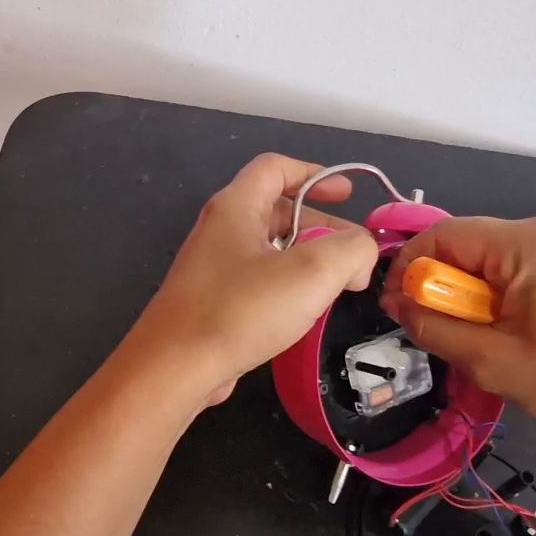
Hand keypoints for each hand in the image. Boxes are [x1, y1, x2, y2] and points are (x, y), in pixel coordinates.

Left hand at [126, 154, 379, 404]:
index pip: (275, 168)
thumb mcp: (312, 272)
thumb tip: (359, 254)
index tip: (347, 195)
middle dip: (321, 227)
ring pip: (269, 250)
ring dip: (307, 261)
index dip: (315, 174)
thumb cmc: (242, 310)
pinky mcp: (210, 302)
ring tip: (336, 287)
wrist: (176, 368)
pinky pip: (256, 281)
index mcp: (236, 207)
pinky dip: (285, 287)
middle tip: (353, 256)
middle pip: (277, 211)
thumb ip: (351, 250)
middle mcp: (219, 230)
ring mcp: (211, 268)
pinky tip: (303, 314)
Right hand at [382, 212, 535, 449]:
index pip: (446, 235)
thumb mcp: (492, 361)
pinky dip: (506, 290)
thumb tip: (396, 303)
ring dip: (476, 291)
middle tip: (442, 329)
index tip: (397, 305)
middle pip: (473, 244)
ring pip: (498, 256)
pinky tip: (518, 326)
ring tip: (484, 335)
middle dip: (447, 285)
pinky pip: (527, 263)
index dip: (411, 267)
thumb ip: (433, 326)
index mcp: (534, 242)